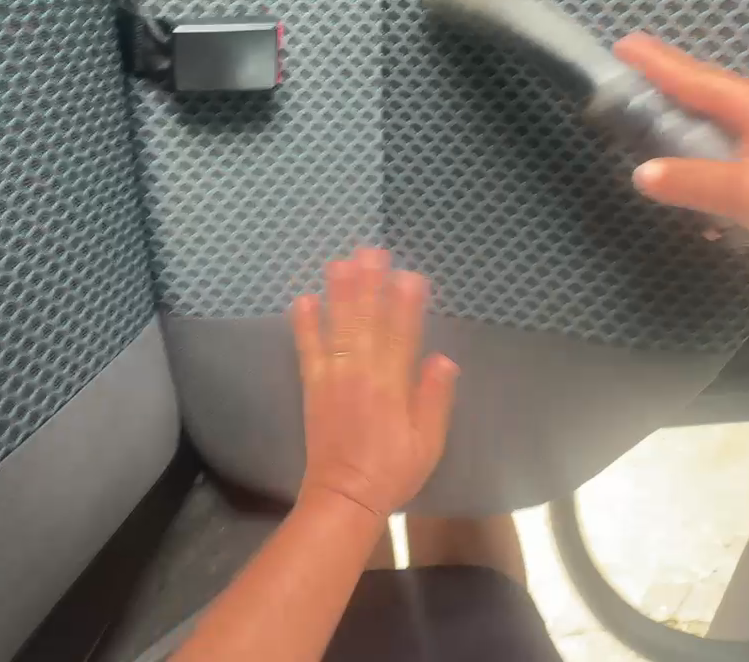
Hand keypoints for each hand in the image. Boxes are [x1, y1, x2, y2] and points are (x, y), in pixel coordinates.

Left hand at [290, 249, 458, 518]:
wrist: (343, 497)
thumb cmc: (392, 470)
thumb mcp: (428, 442)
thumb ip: (434, 398)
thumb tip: (444, 358)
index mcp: (392, 386)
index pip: (401, 334)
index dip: (406, 303)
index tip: (410, 274)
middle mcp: (361, 373)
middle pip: (366, 320)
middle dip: (370, 283)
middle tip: (372, 251)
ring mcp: (333, 377)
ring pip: (338, 326)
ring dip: (339, 292)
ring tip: (342, 262)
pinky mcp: (312, 385)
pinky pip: (307, 349)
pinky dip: (304, 324)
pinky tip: (304, 299)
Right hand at [613, 33, 748, 268]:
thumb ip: (693, 183)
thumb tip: (641, 173)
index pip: (696, 79)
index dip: (657, 63)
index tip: (623, 43)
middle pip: (712, 94)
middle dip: (672, 90)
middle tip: (635, 88)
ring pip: (731, 123)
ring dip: (696, 131)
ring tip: (666, 142)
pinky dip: (722, 158)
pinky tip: (715, 191)